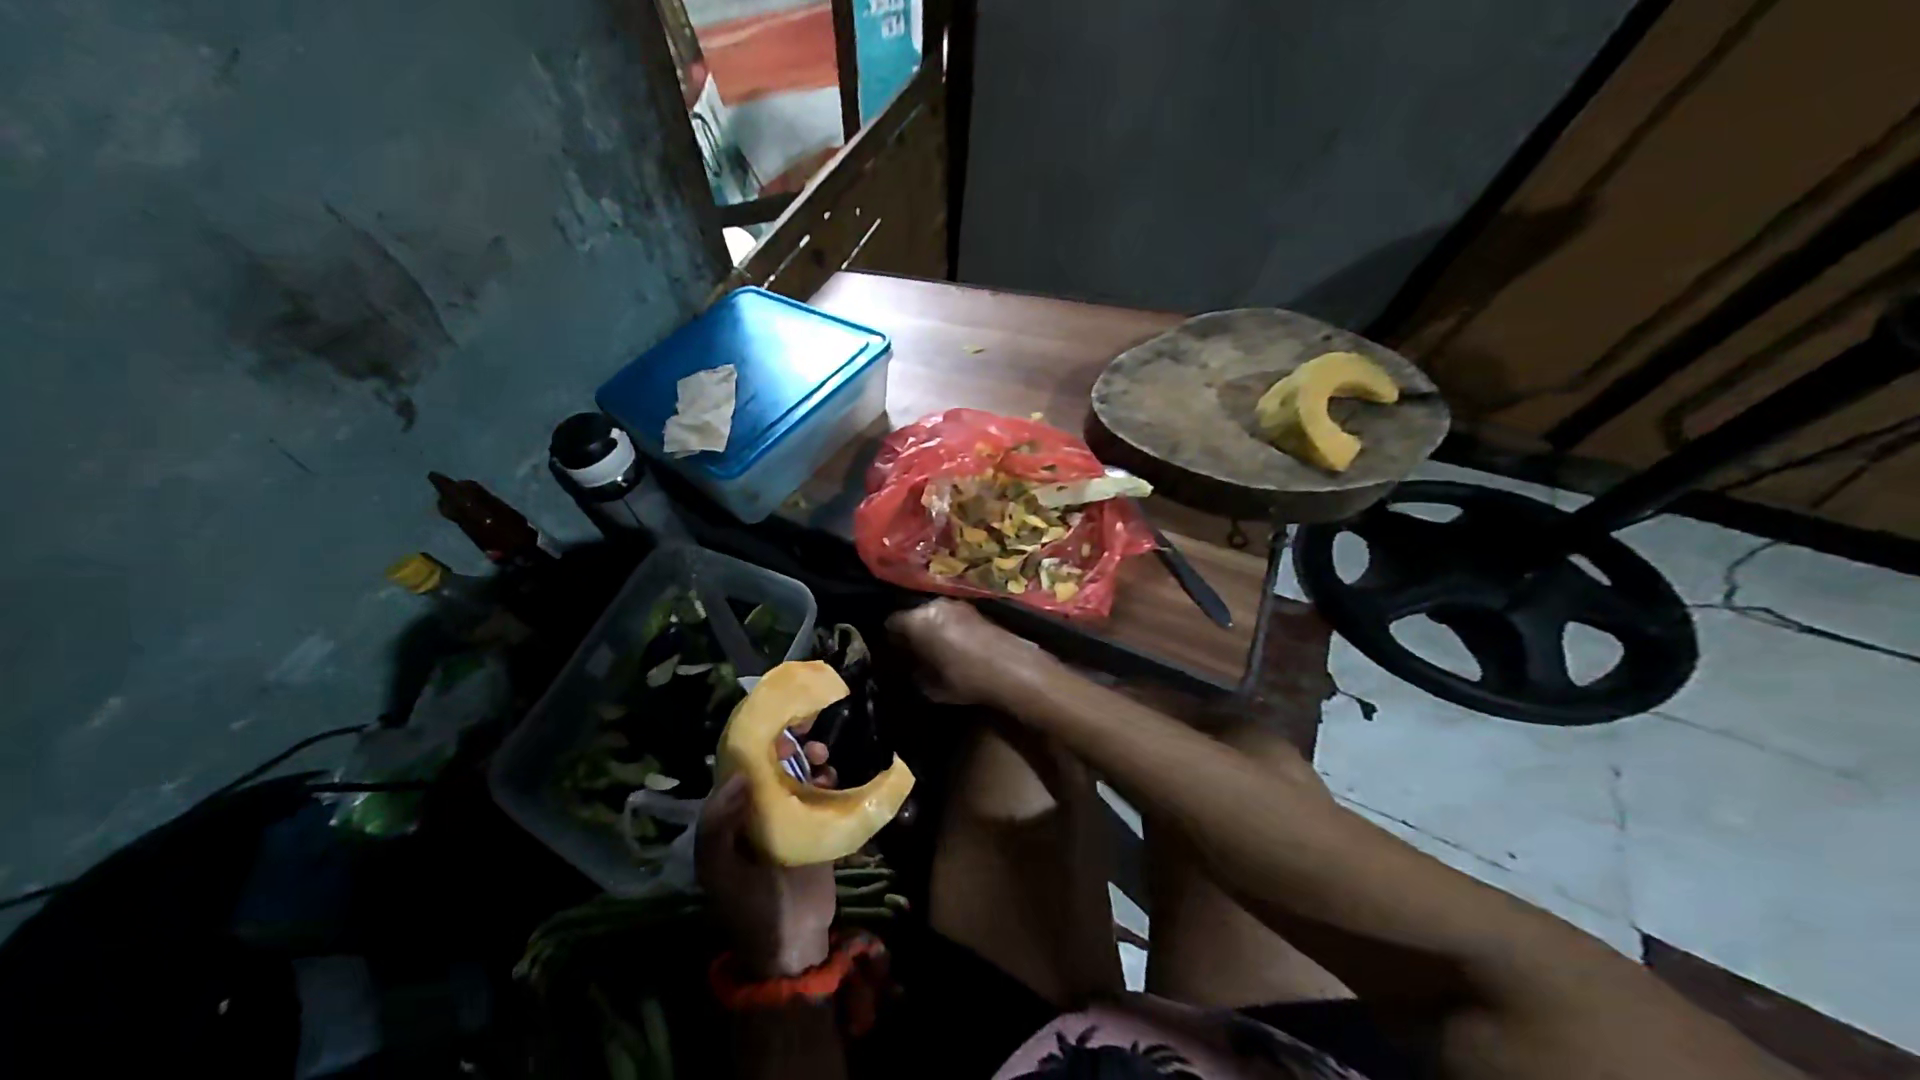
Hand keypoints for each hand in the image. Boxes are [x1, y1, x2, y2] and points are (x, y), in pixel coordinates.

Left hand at [697, 736, 838, 978]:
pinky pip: (823, 795)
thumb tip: (740, 776)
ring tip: (822, 757)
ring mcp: (789, 819)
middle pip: (773, 765)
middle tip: (805, 738)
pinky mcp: (816, 827)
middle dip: (788, 746)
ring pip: (799, 775)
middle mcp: (757, 811)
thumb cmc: (749, 906)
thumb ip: (717, 824)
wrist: (792, 943)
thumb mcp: (720, 870)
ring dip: (810, 759)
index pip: (740, 768)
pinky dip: (828, 781)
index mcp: (730, 817)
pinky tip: (832, 780)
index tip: (776, 728)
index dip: (756, 744)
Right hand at [886, 599, 1058, 707]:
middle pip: (912, 614)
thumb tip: (914, 669)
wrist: (1013, 669)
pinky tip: (956, 644)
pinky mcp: (976, 608)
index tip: (895, 653)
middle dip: (911, 631)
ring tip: (936, 648)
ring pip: (933, 613)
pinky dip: (949, 626)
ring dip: (931, 627)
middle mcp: (934, 605)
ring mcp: (957, 603)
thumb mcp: (932, 687)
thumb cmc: (966, 680)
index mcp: (917, 620)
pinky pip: (952, 615)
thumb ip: (916, 674)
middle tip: (914, 651)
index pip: (891, 623)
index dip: (890, 639)